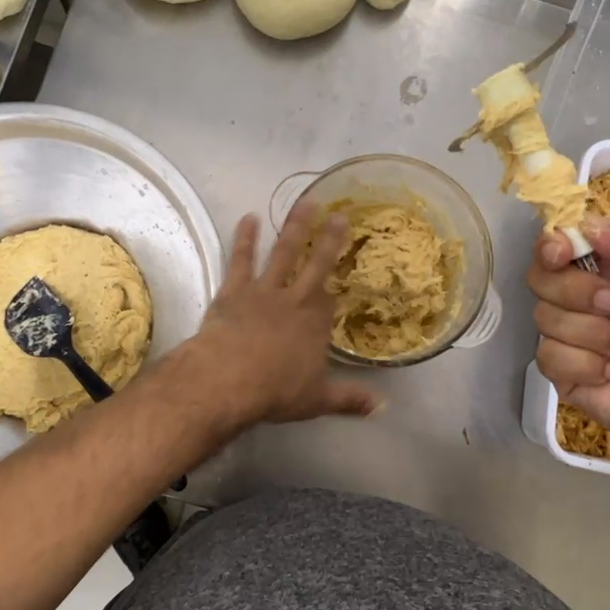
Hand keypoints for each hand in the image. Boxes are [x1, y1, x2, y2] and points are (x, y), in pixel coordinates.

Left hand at [177, 202, 377, 427]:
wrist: (228, 378)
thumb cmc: (276, 390)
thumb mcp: (316, 400)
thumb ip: (348, 400)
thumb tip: (381, 408)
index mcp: (316, 324)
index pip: (332, 299)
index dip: (339, 284)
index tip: (348, 271)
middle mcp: (295, 300)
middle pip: (316, 264)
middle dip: (329, 239)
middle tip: (339, 214)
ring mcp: (263, 292)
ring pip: (283, 253)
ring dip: (294, 227)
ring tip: (305, 202)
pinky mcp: (233, 291)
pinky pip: (241, 260)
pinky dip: (245, 239)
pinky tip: (249, 218)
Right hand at [527, 218, 609, 455]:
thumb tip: (585, 226)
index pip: (562, 242)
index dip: (553, 244)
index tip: (561, 253)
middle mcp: (586, 296)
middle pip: (540, 276)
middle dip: (574, 290)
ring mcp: (572, 335)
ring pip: (543, 317)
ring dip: (590, 333)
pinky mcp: (564, 373)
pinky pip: (548, 356)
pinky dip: (584, 365)